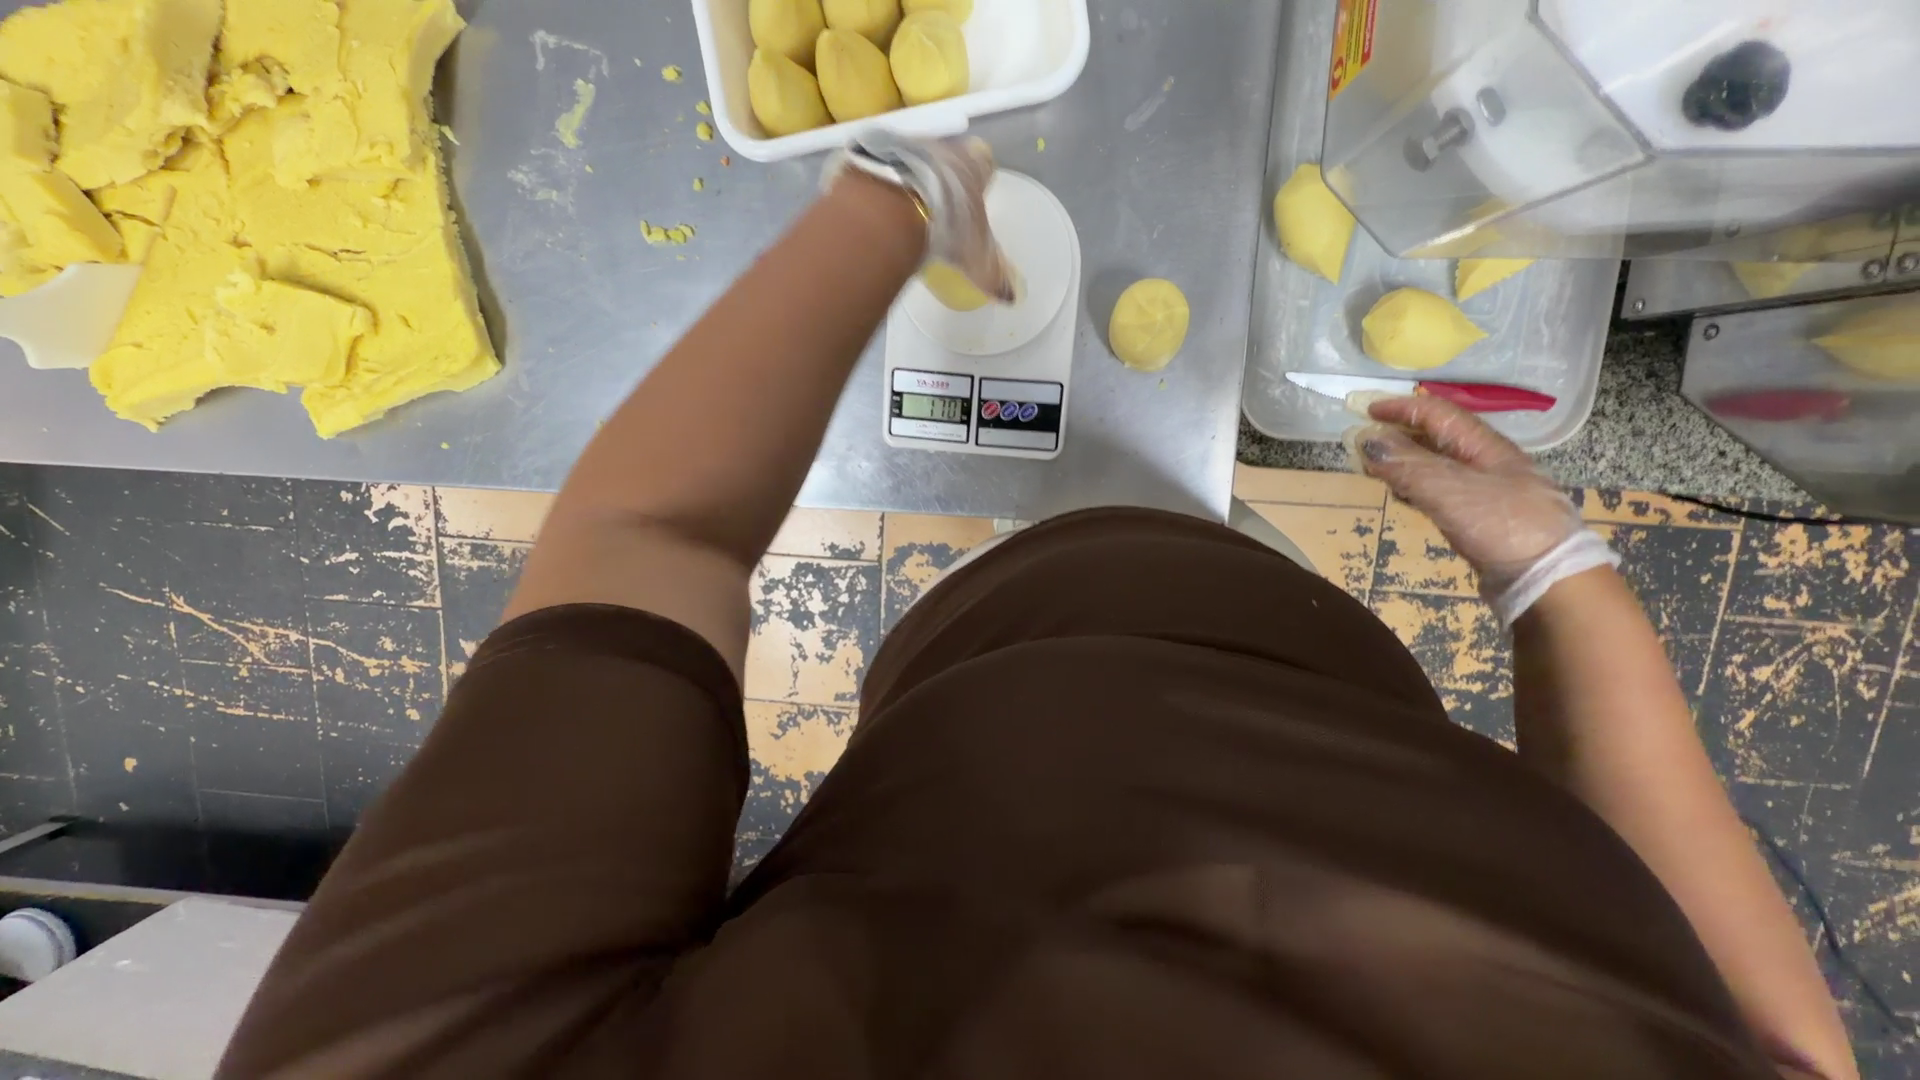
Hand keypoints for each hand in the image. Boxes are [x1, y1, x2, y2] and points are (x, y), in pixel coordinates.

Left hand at [845, 132, 1015, 302]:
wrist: (892, 205)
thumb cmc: (946, 225)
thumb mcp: (976, 258)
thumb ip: (995, 276)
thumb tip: (1011, 297)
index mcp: (973, 164)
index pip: (984, 162)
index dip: (980, 178)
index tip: (975, 196)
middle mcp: (942, 147)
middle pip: (947, 159)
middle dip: (944, 181)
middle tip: (940, 209)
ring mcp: (906, 147)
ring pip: (914, 161)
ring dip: (912, 182)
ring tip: (906, 213)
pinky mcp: (873, 155)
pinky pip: (883, 170)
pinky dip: (884, 187)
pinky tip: (881, 212)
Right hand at [1348, 394, 1617, 624]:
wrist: (1548, 578)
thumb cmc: (1503, 525)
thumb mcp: (1450, 491)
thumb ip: (1407, 465)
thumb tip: (1365, 439)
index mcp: (1485, 445)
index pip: (1438, 413)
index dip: (1401, 407)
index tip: (1366, 410)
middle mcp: (1488, 461)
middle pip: (1438, 436)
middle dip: (1400, 433)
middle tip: (1365, 442)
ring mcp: (1488, 489)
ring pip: (1439, 464)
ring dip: (1406, 461)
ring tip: (1377, 468)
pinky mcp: (1483, 516)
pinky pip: (1442, 489)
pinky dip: (1417, 486)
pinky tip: (1405, 496)